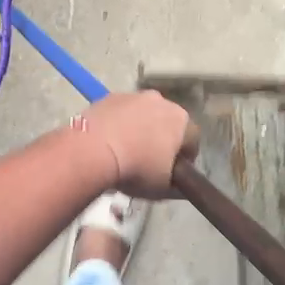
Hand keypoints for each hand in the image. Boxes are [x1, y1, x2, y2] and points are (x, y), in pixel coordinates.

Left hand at [77, 91, 198, 196]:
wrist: (93, 149)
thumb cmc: (137, 169)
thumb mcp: (164, 189)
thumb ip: (180, 187)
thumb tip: (182, 186)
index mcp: (181, 120)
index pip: (191, 141)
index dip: (183, 159)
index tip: (171, 173)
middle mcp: (161, 101)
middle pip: (167, 123)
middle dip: (160, 139)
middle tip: (147, 162)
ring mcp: (134, 95)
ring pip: (143, 114)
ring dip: (138, 129)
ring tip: (125, 152)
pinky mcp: (110, 96)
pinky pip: (121, 112)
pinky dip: (118, 123)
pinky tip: (109, 141)